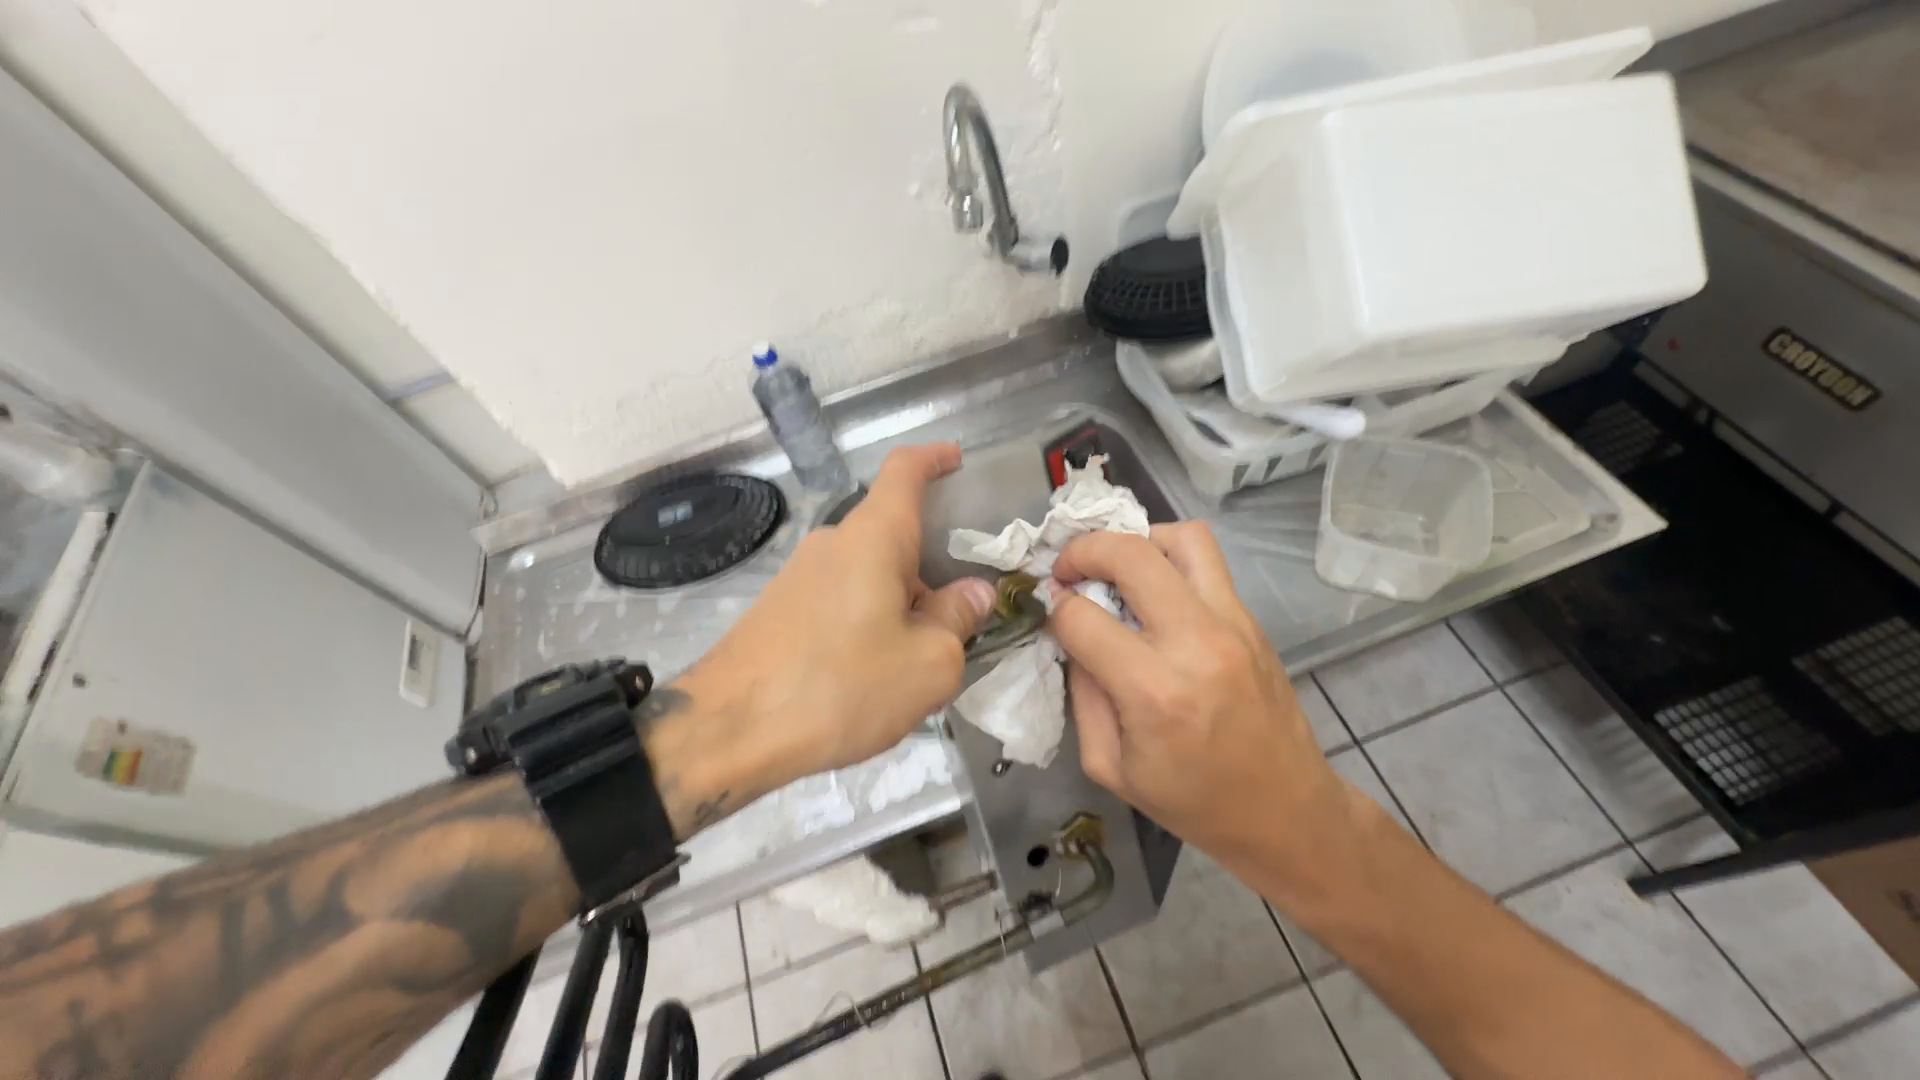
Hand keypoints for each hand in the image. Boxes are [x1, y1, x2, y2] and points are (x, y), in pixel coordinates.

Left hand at [679, 444, 994, 784]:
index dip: (935, 458)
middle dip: (930, 570)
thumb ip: (958, 620)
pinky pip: (841, 601)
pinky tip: (871, 676)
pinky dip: (868, 623)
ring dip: (899, 605)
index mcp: (873, 538)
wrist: (729, 729)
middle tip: (959, 621)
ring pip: (868, 575)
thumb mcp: (927, 663)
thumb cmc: (840, 686)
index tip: (958, 462)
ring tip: (916, 663)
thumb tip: (973, 593)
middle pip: (893, 537)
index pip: (904, 471)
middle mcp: (833, 543)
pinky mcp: (780, 609)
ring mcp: (800, 576)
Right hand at [1049, 523, 1349, 868]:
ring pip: (1183, 537)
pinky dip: (1170, 561)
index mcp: (1154, 691)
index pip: (1082, 617)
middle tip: (1068, 571)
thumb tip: (1071, 634)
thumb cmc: (1192, 802)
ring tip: (1119, 569)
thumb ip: (1083, 692)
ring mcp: (1233, 624)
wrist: (1285, 812)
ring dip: (1138, 540)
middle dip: (1084, 550)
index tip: (1049, 612)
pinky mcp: (1252, 621)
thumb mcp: (1109, 765)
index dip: (1054, 608)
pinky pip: (1208, 563)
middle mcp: (1196, 643)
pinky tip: (1154, 592)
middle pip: (1131, 554)